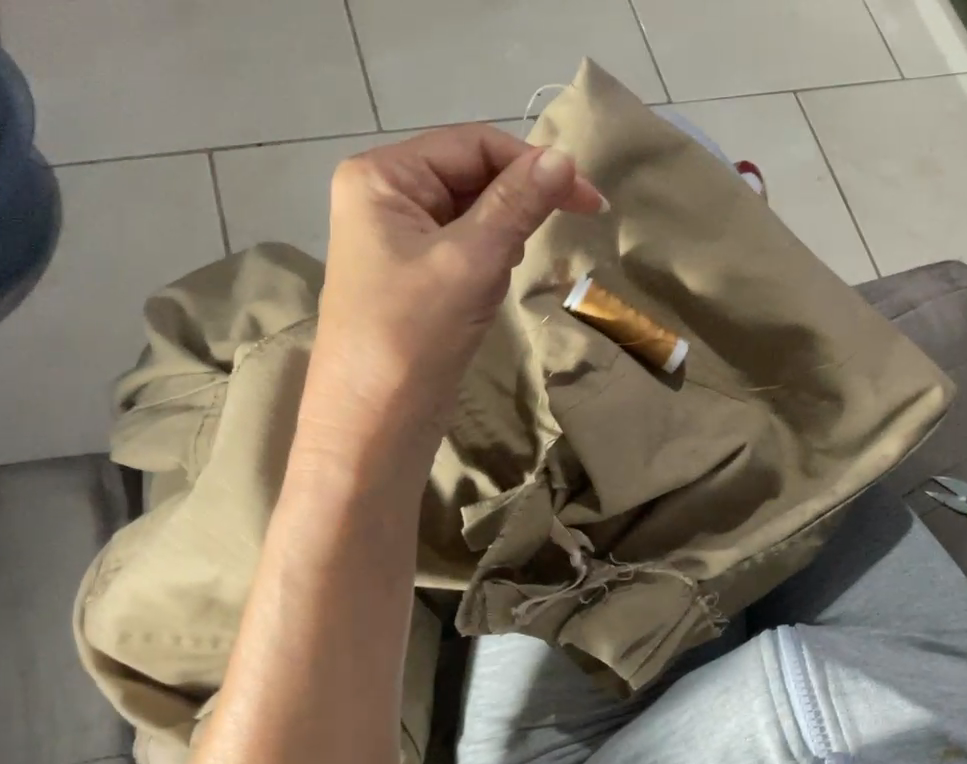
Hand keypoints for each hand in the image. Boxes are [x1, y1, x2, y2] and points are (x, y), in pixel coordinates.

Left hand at [301, 125, 604, 469]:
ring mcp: (398, 236)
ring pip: (473, 210)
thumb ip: (518, 204)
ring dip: (509, 227)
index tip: (590, 201)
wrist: (377, 417)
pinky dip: (494, 253)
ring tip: (520, 261)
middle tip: (578, 223)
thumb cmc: (415, 332)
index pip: (472, 144)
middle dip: (522, 196)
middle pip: (472, 172)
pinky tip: (501, 276)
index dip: (534, 164)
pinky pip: (466, 243)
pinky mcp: (415, 274)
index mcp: (382, 176)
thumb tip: (564, 158)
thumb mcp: (472, 260)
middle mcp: (385, 195)